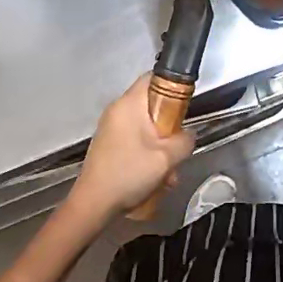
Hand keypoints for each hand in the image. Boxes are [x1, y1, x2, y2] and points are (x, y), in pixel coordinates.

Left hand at [70, 74, 196, 219]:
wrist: (94, 204)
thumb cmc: (129, 173)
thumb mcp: (167, 157)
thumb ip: (185, 140)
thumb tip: (188, 135)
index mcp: (129, 104)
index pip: (153, 77)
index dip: (173, 85)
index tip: (186, 106)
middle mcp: (118, 111)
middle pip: (153, 105)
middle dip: (170, 128)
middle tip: (178, 147)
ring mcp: (112, 128)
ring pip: (147, 128)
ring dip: (162, 148)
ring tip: (168, 173)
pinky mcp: (110, 145)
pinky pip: (137, 141)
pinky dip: (149, 156)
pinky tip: (155, 179)